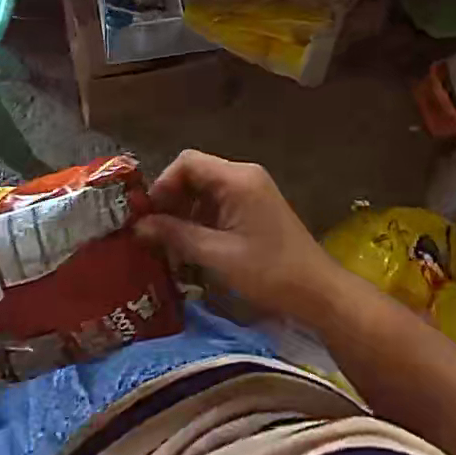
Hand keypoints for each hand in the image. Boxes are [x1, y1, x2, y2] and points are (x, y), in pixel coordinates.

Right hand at [136, 150, 349, 321]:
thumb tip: (137, 226)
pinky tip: (190, 246)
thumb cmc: (269, 272)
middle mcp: (244, 176)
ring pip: (204, 189)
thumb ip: (175, 235)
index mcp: (237, 179)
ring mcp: (251, 190)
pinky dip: (200, 219)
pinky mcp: (254, 206)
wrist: (318, 292)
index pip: (187, 162)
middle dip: (170, 200)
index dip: (162, 184)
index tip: (147, 214)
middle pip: (194, 174)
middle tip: (151, 231)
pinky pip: (218, 202)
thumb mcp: (217, 255)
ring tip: (167, 242)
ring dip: (184, 212)